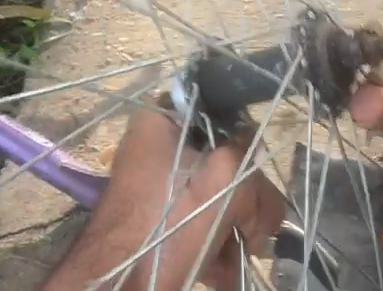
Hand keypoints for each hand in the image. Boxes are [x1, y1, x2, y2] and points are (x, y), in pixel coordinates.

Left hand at [42, 105, 283, 290]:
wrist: (120, 289)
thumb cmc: (169, 224)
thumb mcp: (226, 180)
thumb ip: (252, 159)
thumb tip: (259, 161)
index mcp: (162, 118)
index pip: (219, 110)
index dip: (247, 139)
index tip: (261, 172)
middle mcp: (155, 145)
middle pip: (221, 157)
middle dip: (247, 197)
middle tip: (257, 229)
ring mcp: (155, 184)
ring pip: (213, 192)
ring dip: (236, 223)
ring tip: (245, 254)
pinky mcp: (156, 219)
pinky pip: (197, 218)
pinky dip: (216, 240)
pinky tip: (227, 269)